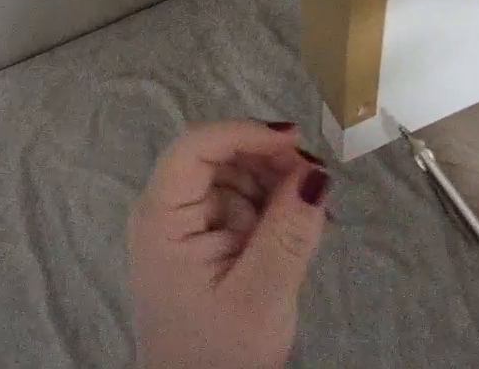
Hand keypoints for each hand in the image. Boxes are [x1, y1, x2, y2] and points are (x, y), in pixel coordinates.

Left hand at [127, 120, 330, 368]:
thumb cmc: (219, 358)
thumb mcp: (260, 298)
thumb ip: (288, 233)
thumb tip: (316, 173)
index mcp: (161, 217)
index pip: (195, 147)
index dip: (243, 133)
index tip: (294, 140)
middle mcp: (165, 209)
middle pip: (216, 155)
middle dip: (267, 159)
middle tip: (316, 179)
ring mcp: (182, 223)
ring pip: (232, 174)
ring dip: (274, 181)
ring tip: (313, 212)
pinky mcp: (201, 238)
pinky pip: (238, 202)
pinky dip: (270, 206)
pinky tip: (299, 225)